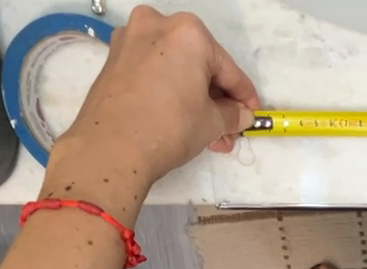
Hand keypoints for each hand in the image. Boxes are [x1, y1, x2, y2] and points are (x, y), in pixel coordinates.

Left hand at [49, 8, 260, 192]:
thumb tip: (241, 115)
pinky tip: (182, 120)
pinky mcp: (115, 57)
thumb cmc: (171, 127)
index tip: (253, 114)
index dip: (245, 96)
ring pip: (177, 69)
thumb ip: (232, 115)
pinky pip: (155, 72)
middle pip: (200, 65)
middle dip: (218, 100)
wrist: (113, 146)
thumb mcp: (212, 123)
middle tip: (229, 130)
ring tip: (209, 135)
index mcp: (189, 32)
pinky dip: (172, 92)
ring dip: (196, 100)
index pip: (228, 69)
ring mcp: (132, 38)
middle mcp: (158, 23)